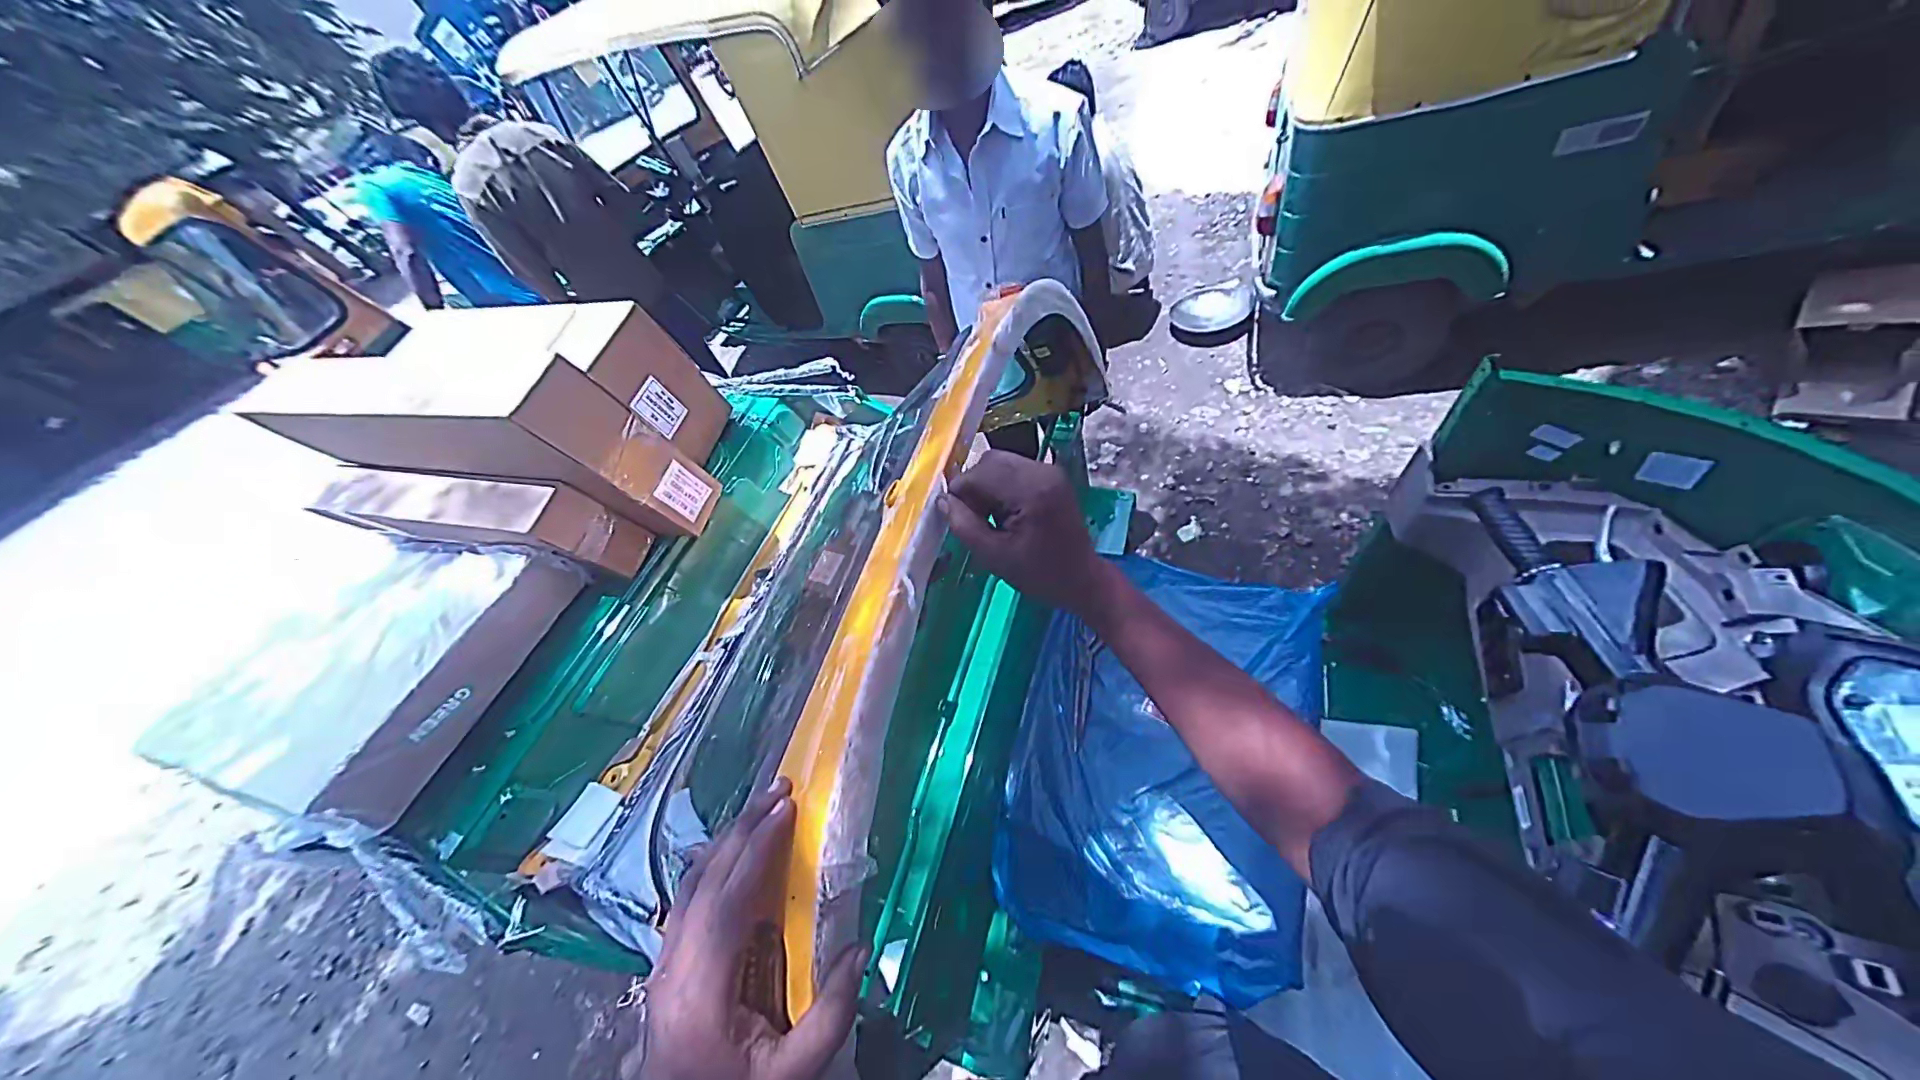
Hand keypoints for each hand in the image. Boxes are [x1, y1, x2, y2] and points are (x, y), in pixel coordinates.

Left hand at [642, 778, 866, 1079]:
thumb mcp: (789, 1073)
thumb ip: (830, 1015)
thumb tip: (860, 950)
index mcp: (700, 986)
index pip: (728, 898)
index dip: (758, 847)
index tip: (786, 808)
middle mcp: (673, 964)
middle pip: (706, 877)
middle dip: (744, 826)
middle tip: (780, 788)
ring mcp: (663, 963)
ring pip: (692, 882)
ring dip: (728, 839)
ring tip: (762, 807)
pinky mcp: (666, 964)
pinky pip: (690, 896)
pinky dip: (715, 862)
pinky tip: (734, 851)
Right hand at [940, 449, 1109, 611]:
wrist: (1083, 579)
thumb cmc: (1041, 575)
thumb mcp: (994, 556)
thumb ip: (964, 525)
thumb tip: (943, 501)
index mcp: (1031, 490)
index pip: (978, 474)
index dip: (960, 494)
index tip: (959, 519)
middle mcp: (1042, 471)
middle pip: (989, 461)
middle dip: (974, 486)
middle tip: (976, 518)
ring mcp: (1050, 470)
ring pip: (1000, 462)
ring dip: (987, 485)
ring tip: (992, 518)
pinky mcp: (1052, 476)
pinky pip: (1014, 469)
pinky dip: (1002, 486)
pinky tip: (1006, 513)